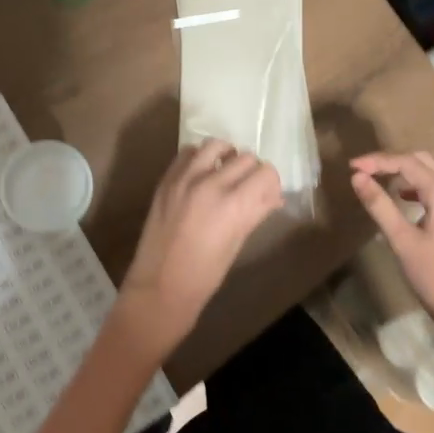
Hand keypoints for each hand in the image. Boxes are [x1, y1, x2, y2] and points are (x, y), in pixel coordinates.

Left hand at [119, 140, 283, 352]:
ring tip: (226, 174)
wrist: (160, 287)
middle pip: (245, 157)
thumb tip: (274, 197)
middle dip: (253, 171)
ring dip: (227, 156)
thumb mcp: (237, 243)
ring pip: (216, 145)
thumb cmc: (205, 276)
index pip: (266, 172)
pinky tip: (202, 175)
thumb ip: (255, 213)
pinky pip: (188, 153)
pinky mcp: (166, 180)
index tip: (269, 195)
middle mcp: (210, 183)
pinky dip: (200, 158)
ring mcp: (184, 179)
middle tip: (249, 189)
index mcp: (234, 204)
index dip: (271, 183)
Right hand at [350, 151, 433, 338]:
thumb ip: (380, 206)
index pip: (407, 163)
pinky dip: (420, 186)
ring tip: (380, 181)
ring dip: (407, 172)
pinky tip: (405, 199)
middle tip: (364, 171)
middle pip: (423, 161)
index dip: (378, 161)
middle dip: (392, 161)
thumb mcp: (402, 241)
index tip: (352, 167)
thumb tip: (358, 178)